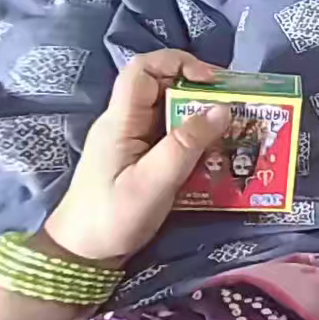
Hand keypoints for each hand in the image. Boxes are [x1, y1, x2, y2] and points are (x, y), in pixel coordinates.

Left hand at [43, 50, 230, 263]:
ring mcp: (135, 142)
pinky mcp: (144, 160)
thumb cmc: (112, 217)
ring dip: (204, 118)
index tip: (212, 83)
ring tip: (234, 132)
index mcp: (121, 120)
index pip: (144, 69)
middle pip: (164, 88)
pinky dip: (198, 140)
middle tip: (236, 109)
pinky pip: (174, 138)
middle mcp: (128, 123)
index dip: (178, 64)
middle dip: (201, 93)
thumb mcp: (153, 182)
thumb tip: (223, 108)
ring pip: (173, 113)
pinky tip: (218, 155)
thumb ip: (186, 145)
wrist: (82, 255)